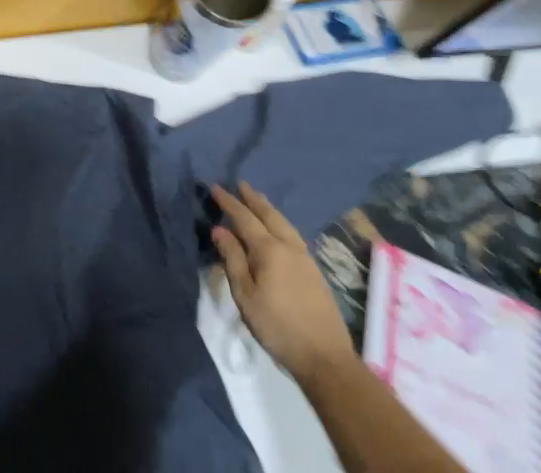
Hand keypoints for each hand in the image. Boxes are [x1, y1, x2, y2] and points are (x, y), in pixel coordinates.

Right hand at [209, 182, 354, 382]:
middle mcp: (290, 247)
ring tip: (258, 201)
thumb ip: (232, 259)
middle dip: (253, 199)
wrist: (324, 355)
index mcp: (270, 250)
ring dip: (269, 210)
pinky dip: (280, 224)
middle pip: (270, 216)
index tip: (216, 188)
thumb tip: (220, 229)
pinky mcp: (314, 271)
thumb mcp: (245, 294)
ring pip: (285, 224)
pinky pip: (293, 235)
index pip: (245, 219)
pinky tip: (278, 229)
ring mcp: (306, 258)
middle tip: (241, 184)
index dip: (230, 203)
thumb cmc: (276, 325)